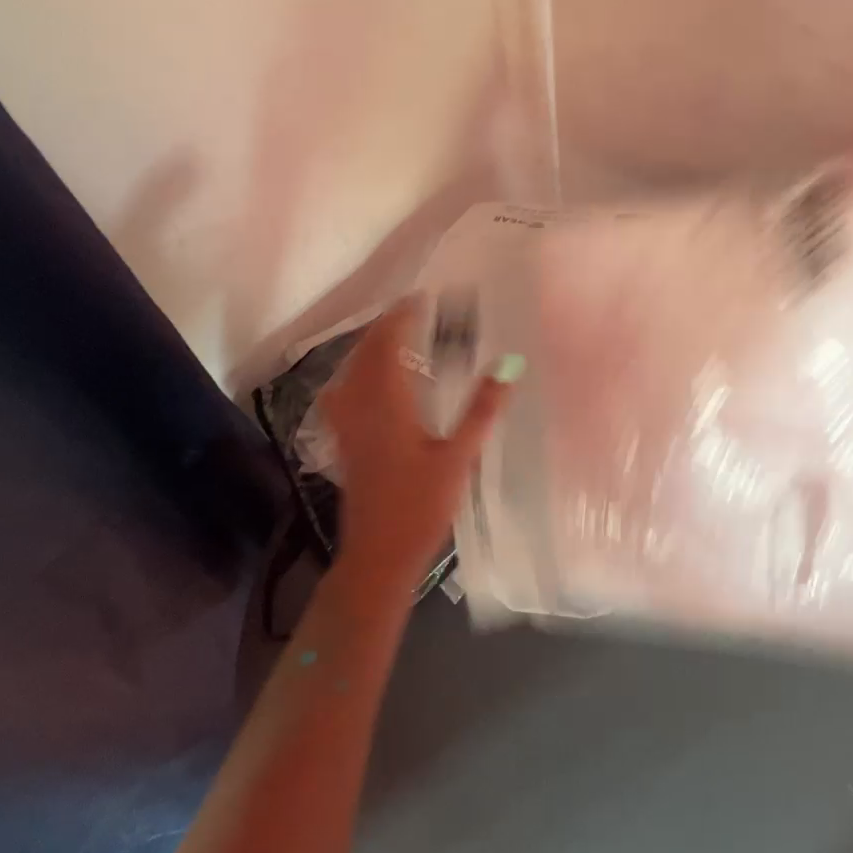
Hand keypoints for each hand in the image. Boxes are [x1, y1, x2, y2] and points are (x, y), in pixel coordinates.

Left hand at [320, 297, 514, 594]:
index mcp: (389, 403)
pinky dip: (357, 374)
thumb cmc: (422, 506)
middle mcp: (361, 406)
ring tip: (394, 339)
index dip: (402, 316)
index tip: (422, 298)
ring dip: (369, 348)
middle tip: (412, 313)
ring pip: (350, 371)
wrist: (379, 554)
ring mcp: (347, 426)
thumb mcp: (459, 457)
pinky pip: (343, 393)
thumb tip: (508, 366)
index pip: (389, 344)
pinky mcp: (344, 443)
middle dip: (385, 327)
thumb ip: (483, 410)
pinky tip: (368, 383)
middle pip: (365, 353)